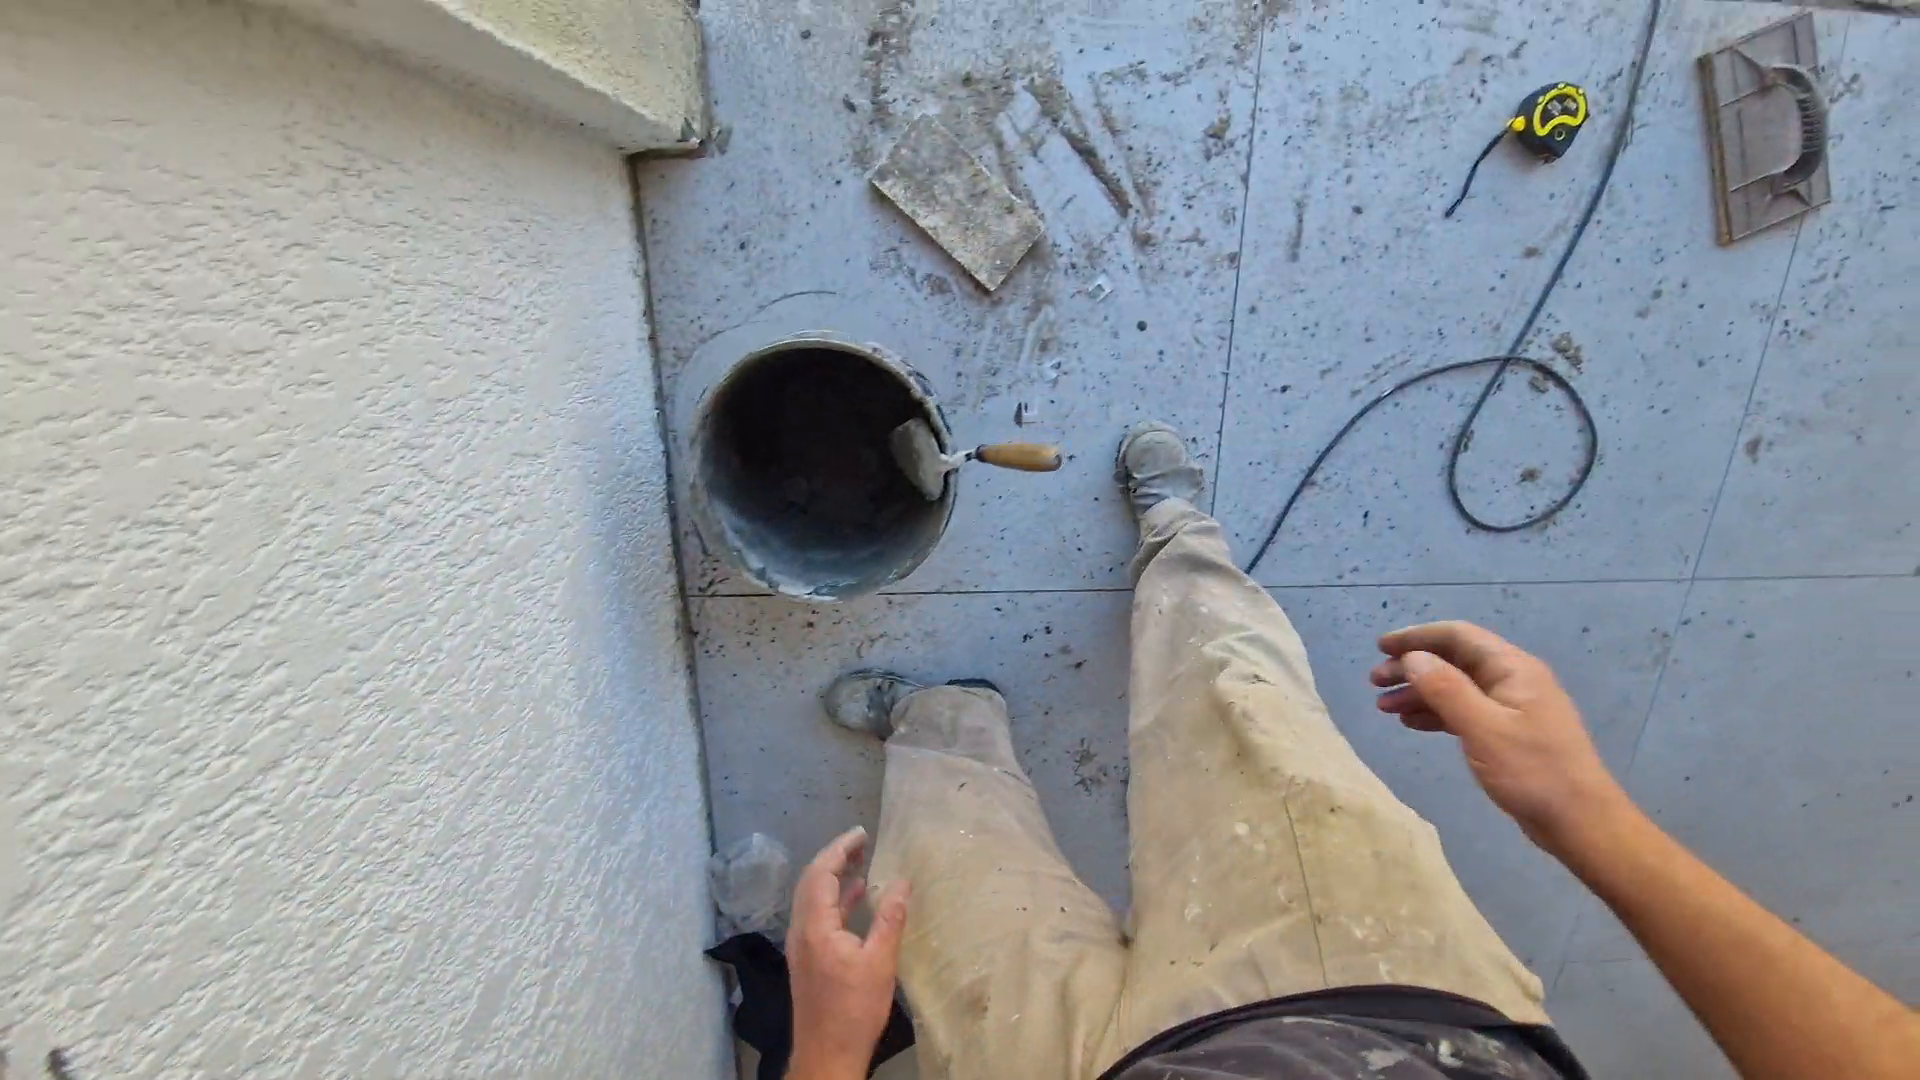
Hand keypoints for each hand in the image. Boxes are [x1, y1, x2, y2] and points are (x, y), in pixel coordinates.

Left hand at [787, 827, 910, 1079]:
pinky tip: (857, 895)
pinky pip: (818, 913)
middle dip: (835, 856)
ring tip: (862, 860)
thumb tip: (903, 881)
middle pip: (812, 880)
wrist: (826, 1058)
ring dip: (834, 875)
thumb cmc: (853, 1010)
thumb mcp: (880, 963)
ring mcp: (801, 945)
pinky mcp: (808, 958)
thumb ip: (891, 918)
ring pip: (812, 896)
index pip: (821, 872)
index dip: (840, 848)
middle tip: (862, 841)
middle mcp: (801, 930)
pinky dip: (835, 897)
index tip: (862, 833)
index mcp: (814, 926)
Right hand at [1372, 621, 1633, 852]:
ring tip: (1384, 707)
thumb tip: (1412, 658)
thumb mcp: (1483, 728)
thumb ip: (1446, 689)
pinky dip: (1434, 713)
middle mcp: (1511, 681)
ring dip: (1418, 692)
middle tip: (1375, 681)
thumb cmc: (1533, 772)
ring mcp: (1510, 707)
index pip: (1457, 637)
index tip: (1381, 647)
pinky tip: (1411, 723)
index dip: (1416, 637)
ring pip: (1454, 686)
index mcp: (1512, 670)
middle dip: (1411, 667)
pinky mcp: (1507, 732)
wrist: (1581, 823)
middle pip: (1452, 660)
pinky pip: (1462, 710)